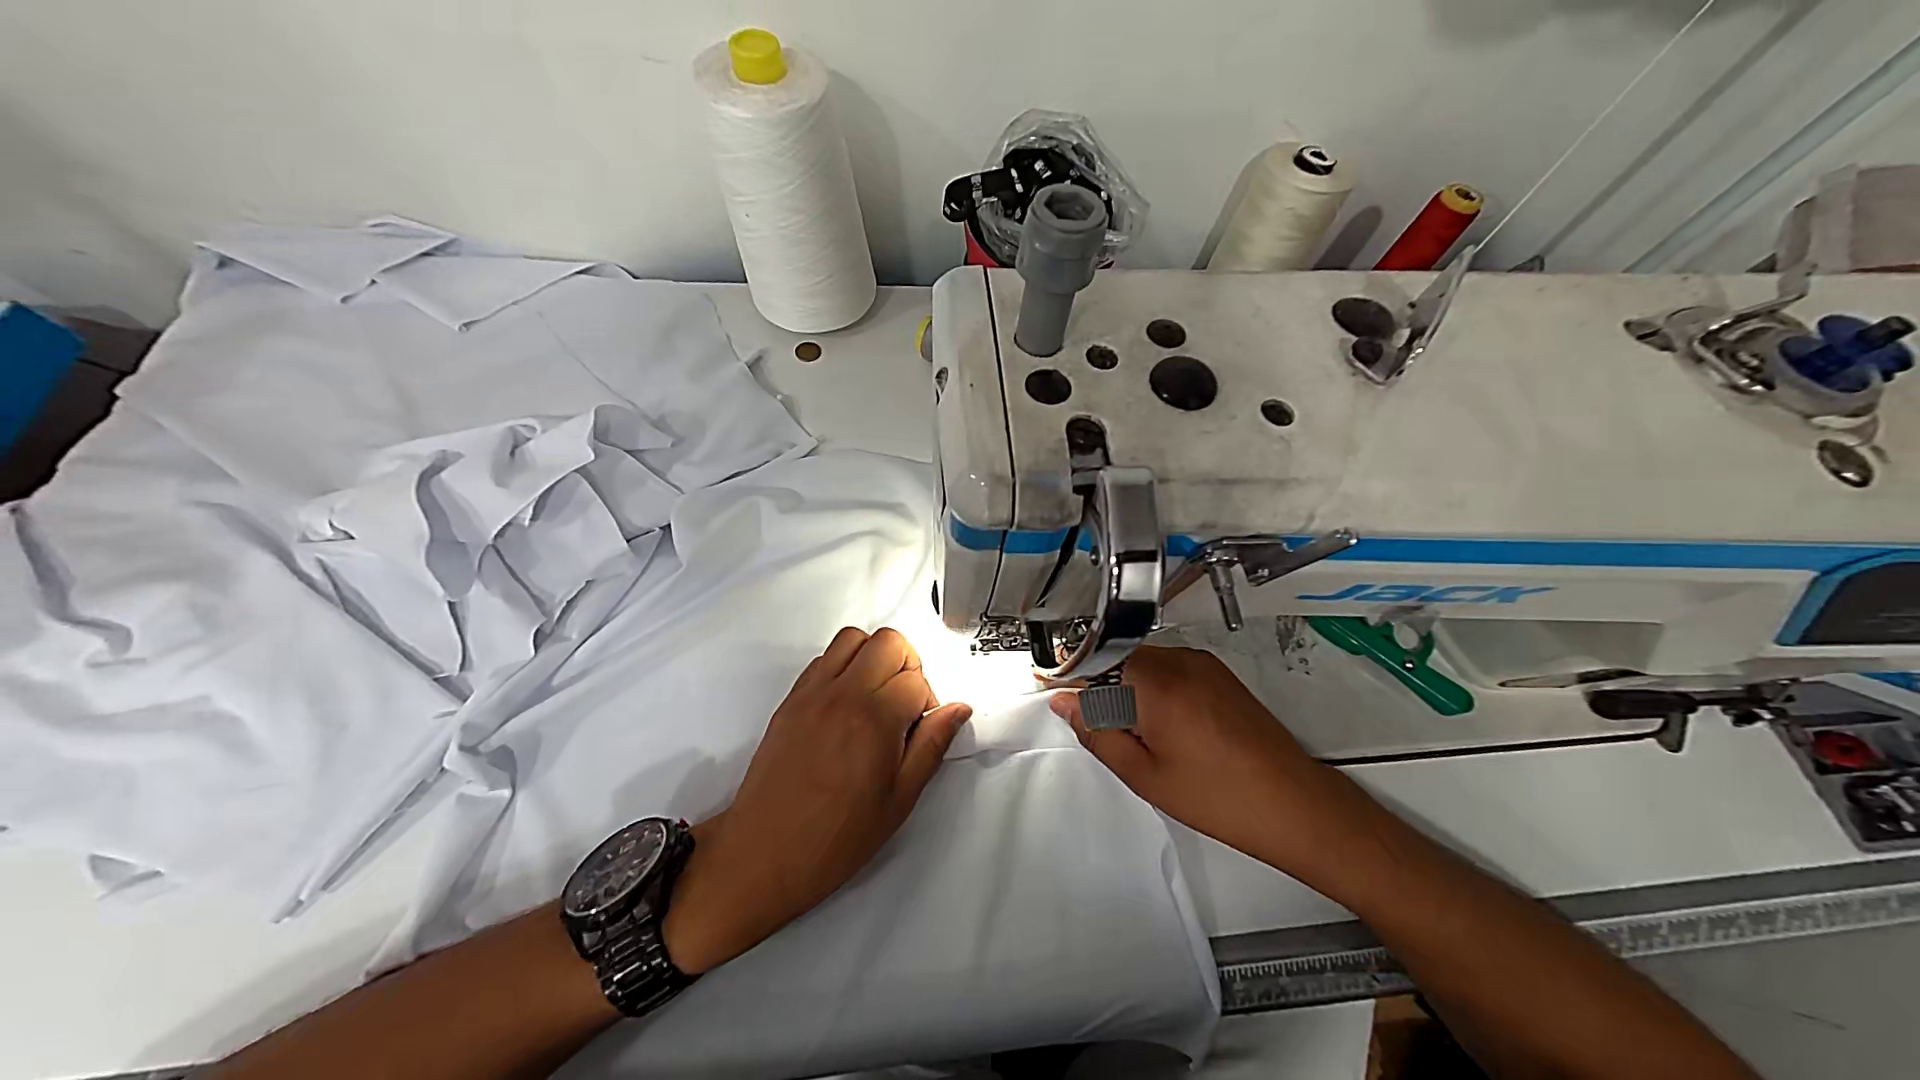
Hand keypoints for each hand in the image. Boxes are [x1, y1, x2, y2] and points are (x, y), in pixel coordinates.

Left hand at [662, 627, 971, 973]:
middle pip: (889, 642)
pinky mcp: (790, 701)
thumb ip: (931, 746)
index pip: (917, 680)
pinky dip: (843, 666)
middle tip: (908, 701)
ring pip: (853, 638)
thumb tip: (956, 711)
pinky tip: (849, 702)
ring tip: (880, 695)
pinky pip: (822, 659)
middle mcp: (841, 697)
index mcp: (873, 721)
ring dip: (874, 656)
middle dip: (909, 664)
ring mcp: (811, 695)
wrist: (763, 856)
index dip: (930, 702)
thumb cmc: (829, 839)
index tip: (924, 725)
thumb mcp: (898, 800)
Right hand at [1050, 645, 1361, 874]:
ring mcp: (1204, 666)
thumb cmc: (1224, 797)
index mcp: (1157, 684)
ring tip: (1136, 735)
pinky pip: (1169, 670)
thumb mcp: (1144, 773)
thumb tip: (1068, 704)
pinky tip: (1163, 728)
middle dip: (1099, 685)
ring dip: (1126, 688)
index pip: (1094, 661)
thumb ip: (1097, 731)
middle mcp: (1181, 663)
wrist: (1295, 806)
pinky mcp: (1219, 676)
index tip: (1048, 682)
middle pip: (1118, 659)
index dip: (1066, 674)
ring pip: (1143, 664)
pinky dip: (1153, 690)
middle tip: (1094, 724)